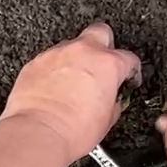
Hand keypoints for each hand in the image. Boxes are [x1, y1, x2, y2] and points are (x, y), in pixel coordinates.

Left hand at [0, 23, 140, 163]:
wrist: (38, 133)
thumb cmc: (71, 130)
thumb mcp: (106, 121)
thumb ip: (113, 102)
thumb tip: (111, 101)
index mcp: (108, 64)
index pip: (129, 59)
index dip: (131, 71)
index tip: (128, 79)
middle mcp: (83, 52)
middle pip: (101, 32)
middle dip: (105, 46)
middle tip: (102, 66)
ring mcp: (58, 54)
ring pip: (72, 46)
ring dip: (75, 60)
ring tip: (73, 84)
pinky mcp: (36, 62)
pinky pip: (49, 60)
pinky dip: (54, 71)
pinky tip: (54, 89)